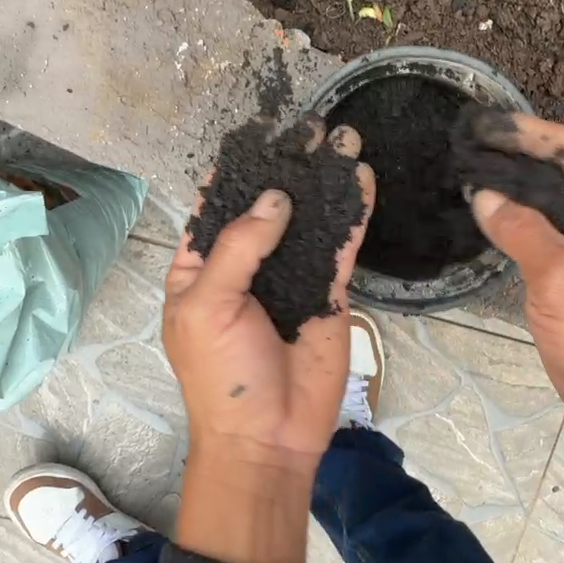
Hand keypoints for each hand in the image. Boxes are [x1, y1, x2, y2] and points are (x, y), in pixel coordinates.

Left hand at [164, 122, 374, 562]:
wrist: (268, 435)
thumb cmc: (220, 373)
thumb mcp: (208, 305)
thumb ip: (239, 246)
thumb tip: (276, 198)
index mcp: (201, 269)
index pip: (214, 209)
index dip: (231, 172)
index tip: (253, 133)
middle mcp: (247, 266)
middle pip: (268, 206)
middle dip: (286, 167)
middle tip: (309, 127)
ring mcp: (291, 277)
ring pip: (309, 220)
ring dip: (324, 182)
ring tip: (342, 137)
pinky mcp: (329, 293)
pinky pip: (341, 246)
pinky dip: (352, 213)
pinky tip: (363, 178)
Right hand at [468, 113, 563, 526]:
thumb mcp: (558, 277)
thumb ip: (521, 229)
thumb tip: (483, 195)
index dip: (533, 133)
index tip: (488, 124)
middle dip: (522, 157)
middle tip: (473, 143)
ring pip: (561, 203)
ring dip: (521, 188)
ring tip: (475, 169)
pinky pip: (556, 231)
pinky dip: (525, 220)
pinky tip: (493, 211)